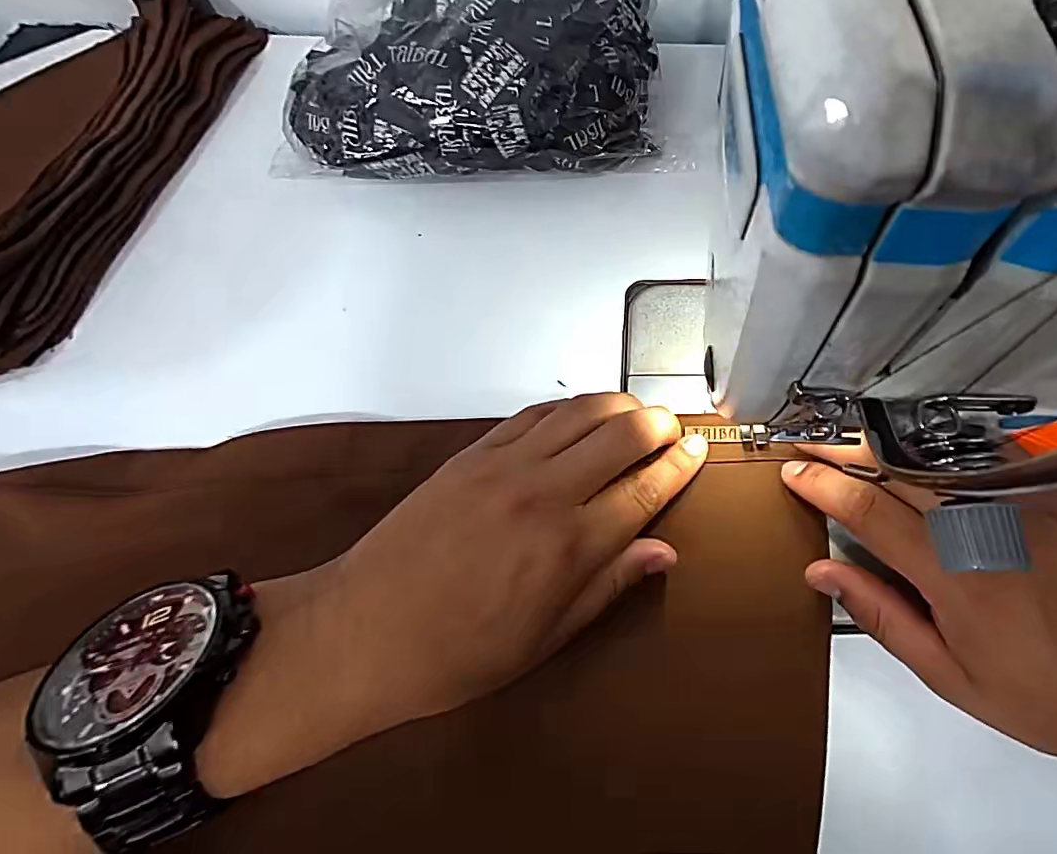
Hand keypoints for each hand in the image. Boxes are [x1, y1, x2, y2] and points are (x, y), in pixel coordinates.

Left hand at [322, 393, 708, 725]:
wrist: (359, 633)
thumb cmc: (454, 653)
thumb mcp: (544, 639)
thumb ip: (609, 585)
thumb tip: (662, 553)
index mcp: (567, 549)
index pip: (644, 490)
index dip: (679, 465)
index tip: (697, 449)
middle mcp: (543, 495)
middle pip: (623, 435)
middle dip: (659, 423)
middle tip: (673, 426)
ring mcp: (505, 466)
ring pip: (582, 411)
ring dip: (620, 404)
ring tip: (638, 411)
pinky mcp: (473, 453)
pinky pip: (533, 413)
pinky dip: (568, 407)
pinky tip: (580, 413)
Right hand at [781, 445, 1056, 768]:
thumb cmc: (1052, 694)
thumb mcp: (950, 674)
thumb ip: (881, 613)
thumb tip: (825, 572)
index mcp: (950, 570)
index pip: (866, 507)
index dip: (821, 484)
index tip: (793, 473)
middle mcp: (981, 522)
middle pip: (892, 465)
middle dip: (841, 450)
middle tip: (809, 447)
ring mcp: (1017, 499)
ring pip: (929, 454)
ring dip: (881, 447)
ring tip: (849, 450)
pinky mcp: (1045, 489)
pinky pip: (976, 456)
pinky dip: (935, 451)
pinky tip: (917, 455)